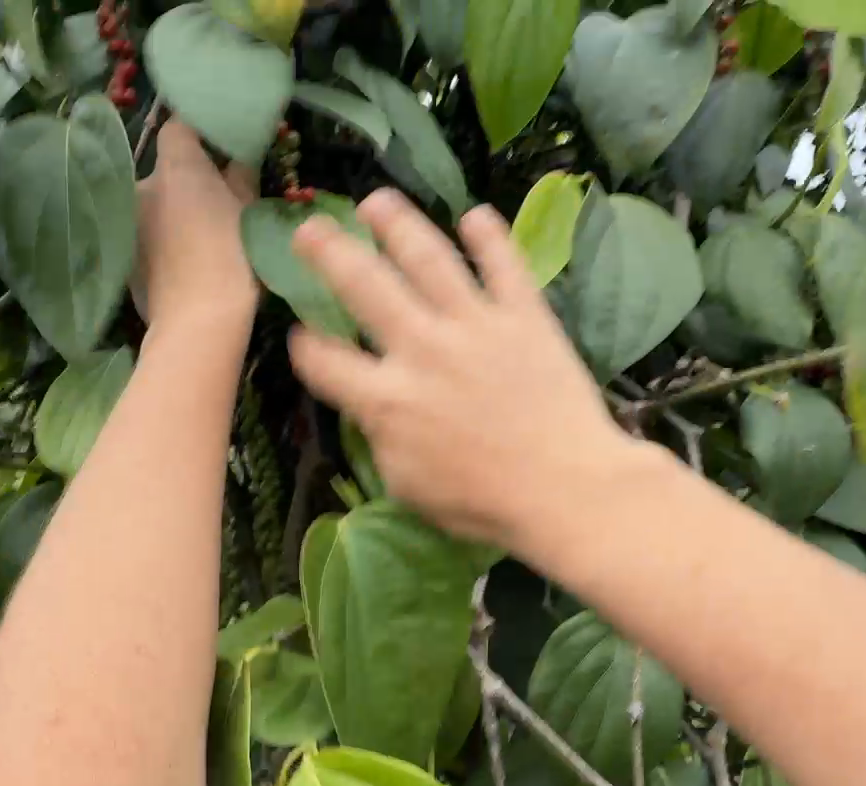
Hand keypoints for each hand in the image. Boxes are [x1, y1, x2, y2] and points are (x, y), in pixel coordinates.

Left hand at [133, 119, 258, 329]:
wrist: (198, 324)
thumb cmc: (233, 260)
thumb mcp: (250, 215)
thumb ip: (242, 179)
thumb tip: (239, 160)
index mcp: (176, 167)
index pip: (178, 129)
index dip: (198, 136)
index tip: (219, 152)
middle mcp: (142, 185)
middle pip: (165, 175)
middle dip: (185, 188)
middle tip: (215, 212)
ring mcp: (128, 224)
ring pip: (153, 211)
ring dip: (171, 220)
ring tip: (198, 249)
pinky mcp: (123, 260)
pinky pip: (146, 243)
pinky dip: (162, 250)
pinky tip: (183, 273)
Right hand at [288, 188, 643, 548]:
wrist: (564, 488)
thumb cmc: (481, 502)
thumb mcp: (407, 484)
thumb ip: (381, 438)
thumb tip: (373, 409)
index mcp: (386, 400)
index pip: (326, 361)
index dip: (305, 347)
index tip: (300, 336)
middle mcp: (422, 348)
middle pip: (364, 287)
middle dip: (328, 253)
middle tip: (309, 227)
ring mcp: (474, 326)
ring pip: (427, 260)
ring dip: (397, 225)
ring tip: (375, 202)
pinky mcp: (524, 317)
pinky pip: (503, 265)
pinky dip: (488, 237)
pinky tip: (473, 215)